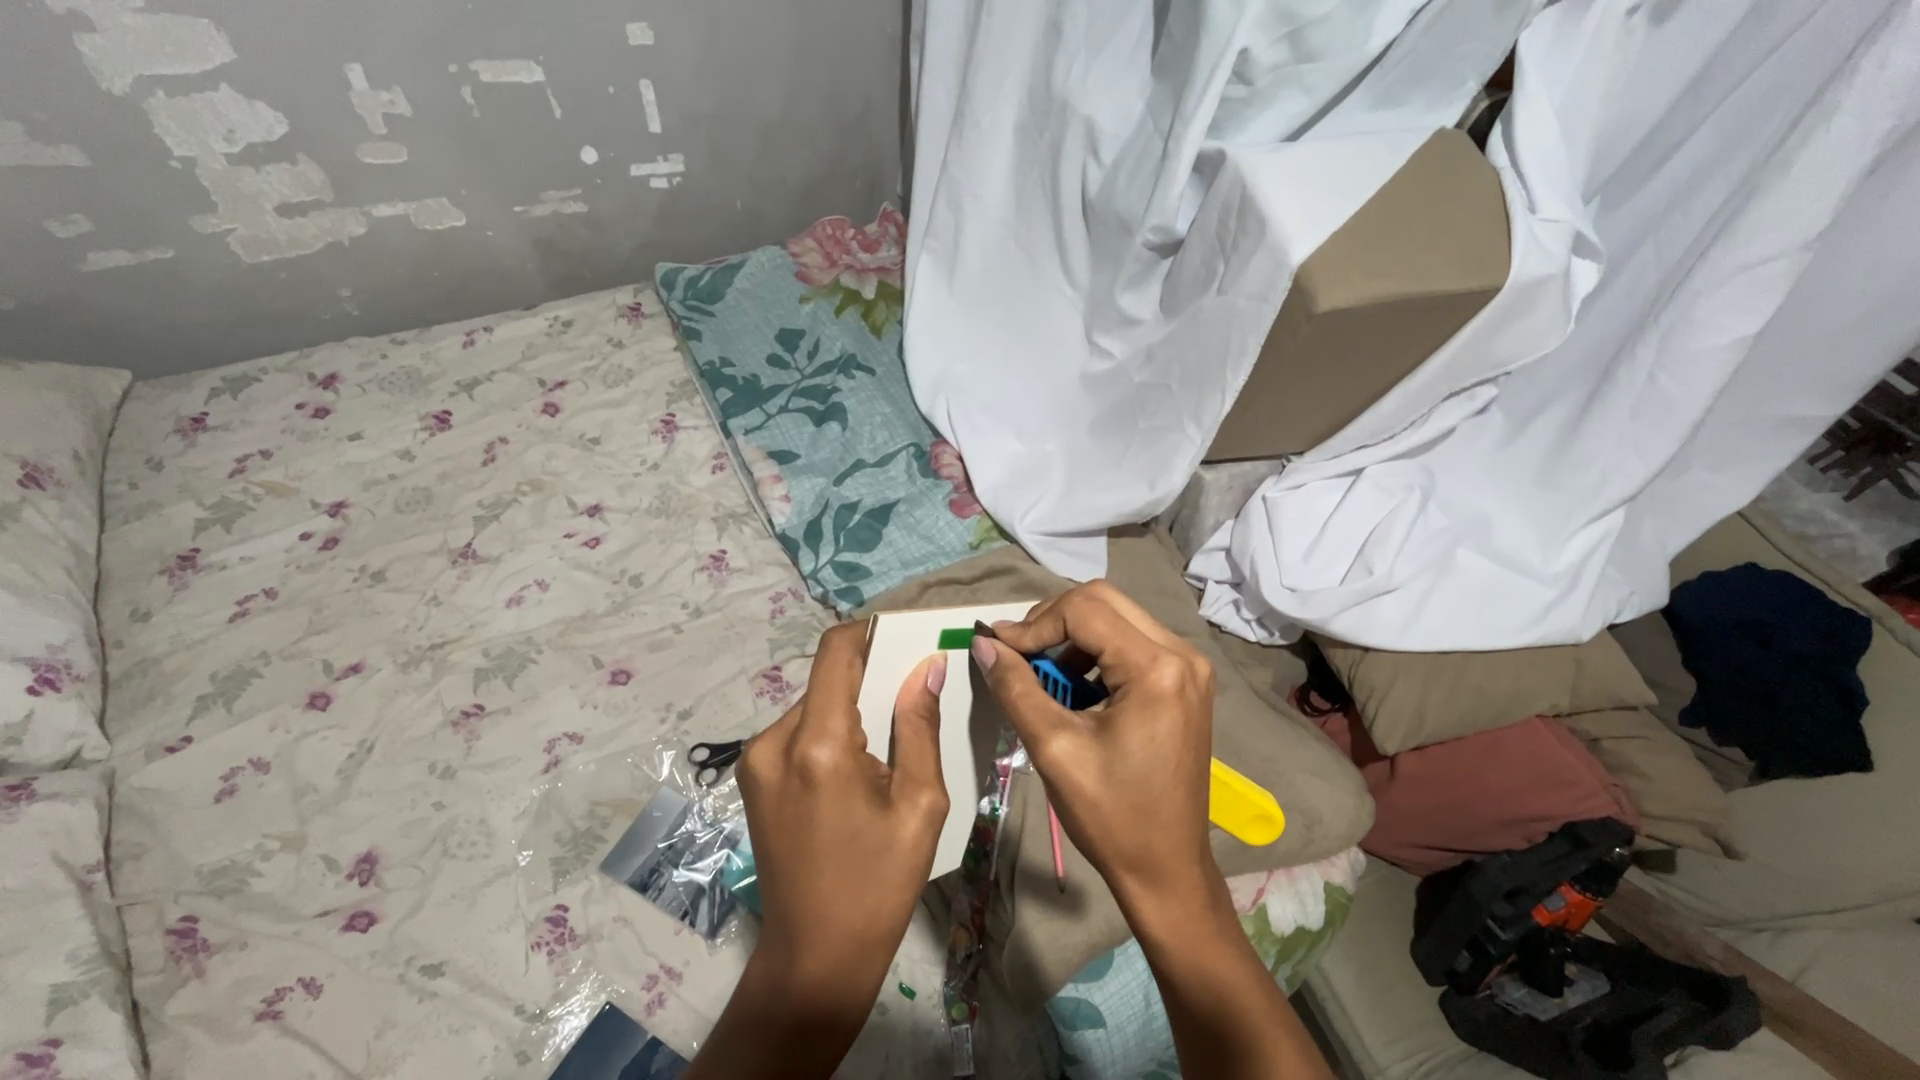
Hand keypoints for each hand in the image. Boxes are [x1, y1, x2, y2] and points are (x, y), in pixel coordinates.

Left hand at [734, 620, 949, 1011]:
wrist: (814, 955)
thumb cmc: (879, 883)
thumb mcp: (920, 804)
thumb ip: (920, 726)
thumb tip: (927, 666)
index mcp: (818, 744)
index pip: (836, 651)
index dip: (871, 632)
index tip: (908, 637)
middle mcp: (774, 741)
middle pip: (827, 680)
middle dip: (871, 680)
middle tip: (915, 698)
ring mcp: (755, 760)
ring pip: (814, 706)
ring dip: (851, 711)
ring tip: (889, 746)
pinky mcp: (752, 779)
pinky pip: (798, 734)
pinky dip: (831, 735)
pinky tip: (858, 770)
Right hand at [971, 582, 1218, 918]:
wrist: (1167, 867)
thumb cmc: (1111, 815)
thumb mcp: (1054, 748)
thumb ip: (1016, 687)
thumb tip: (983, 644)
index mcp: (1157, 668)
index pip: (1083, 609)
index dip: (1033, 625)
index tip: (998, 651)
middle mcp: (1181, 654)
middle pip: (1103, 601)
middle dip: (1052, 622)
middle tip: (1018, 656)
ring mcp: (1188, 668)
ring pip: (1117, 618)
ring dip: (1072, 637)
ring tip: (1042, 678)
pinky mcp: (1184, 683)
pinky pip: (1132, 643)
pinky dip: (1095, 654)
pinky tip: (1073, 690)